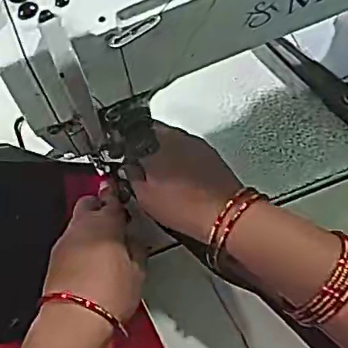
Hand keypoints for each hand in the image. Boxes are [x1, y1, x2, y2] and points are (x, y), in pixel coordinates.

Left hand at [43, 193, 145, 322]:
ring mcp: (64, 241)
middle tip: (115, 220)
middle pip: (89, 203)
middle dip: (100, 207)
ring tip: (105, 245)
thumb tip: (135, 242)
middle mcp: (80, 226)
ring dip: (89, 227)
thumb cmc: (106, 295)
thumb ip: (137, 249)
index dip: (119, 197)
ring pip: (77, 222)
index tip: (123, 199)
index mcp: (104, 222)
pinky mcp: (54, 257)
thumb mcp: (138, 272)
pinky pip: (69, 242)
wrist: (74, 318)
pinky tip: (90, 261)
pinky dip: (79, 245)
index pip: (112, 198)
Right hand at [123, 122, 242, 238]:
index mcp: (152, 143)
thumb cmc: (185, 207)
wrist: (223, 215)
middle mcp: (173, 136)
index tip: (125, 159)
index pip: (130, 135)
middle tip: (142, 166)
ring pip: (171, 140)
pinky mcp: (209, 152)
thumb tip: (129, 169)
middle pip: (151, 133)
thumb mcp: (144, 197)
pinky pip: (188, 149)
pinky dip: (181, 158)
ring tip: (163, 175)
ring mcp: (193, 142)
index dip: (124, 147)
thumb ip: (132, 177)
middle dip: (144, 147)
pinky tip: (181, 177)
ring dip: (164, 151)